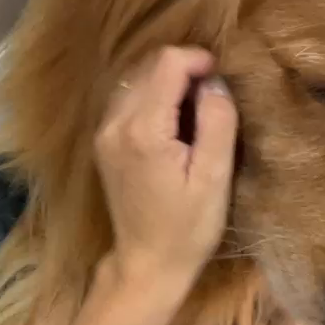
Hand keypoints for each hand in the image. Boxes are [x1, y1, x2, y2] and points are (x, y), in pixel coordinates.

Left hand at [94, 47, 238, 304]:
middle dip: (184, 71)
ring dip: (167, 83)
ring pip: (136, 80)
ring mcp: (103, 132)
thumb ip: (217, 120)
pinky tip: (172, 125)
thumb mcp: (215, 176)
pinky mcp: (103, 141)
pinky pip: (127, 100)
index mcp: (142, 129)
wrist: (147, 264)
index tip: (221, 82)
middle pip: (149, 66)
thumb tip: (214, 81)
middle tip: (211, 101)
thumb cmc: (188, 227)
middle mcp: (114, 123)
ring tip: (194, 113)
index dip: (198, 60)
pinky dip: (152, 98)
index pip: (167, 63)